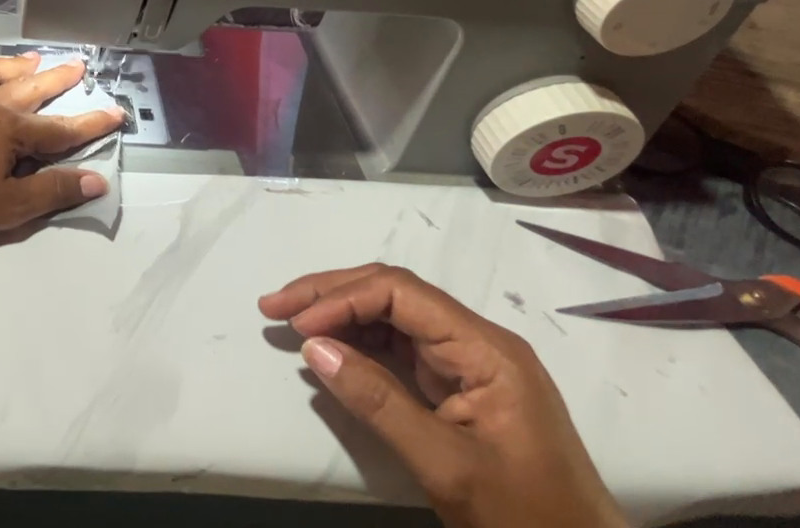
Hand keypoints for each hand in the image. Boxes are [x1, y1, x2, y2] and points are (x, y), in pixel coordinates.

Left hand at [0, 53, 122, 242]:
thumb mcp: (9, 207)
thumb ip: (53, 191)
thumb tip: (97, 180)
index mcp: (11, 130)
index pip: (62, 128)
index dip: (92, 123)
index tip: (116, 112)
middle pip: (32, 87)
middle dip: (59, 77)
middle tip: (79, 65)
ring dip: (16, 64)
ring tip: (33, 59)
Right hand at [259, 264, 627, 527]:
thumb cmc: (525, 517)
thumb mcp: (447, 465)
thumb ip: (378, 402)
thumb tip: (313, 347)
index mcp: (486, 350)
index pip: (401, 294)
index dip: (342, 300)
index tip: (297, 325)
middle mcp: (476, 343)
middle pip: (393, 294)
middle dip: (330, 295)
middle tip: (274, 306)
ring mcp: (467, 364)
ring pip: (391, 317)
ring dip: (338, 314)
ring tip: (288, 319)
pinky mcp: (457, 387)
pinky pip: (398, 348)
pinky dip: (356, 342)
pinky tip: (326, 347)